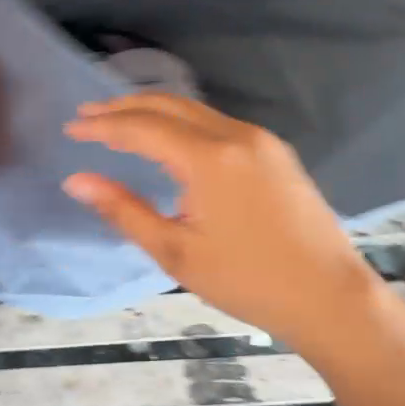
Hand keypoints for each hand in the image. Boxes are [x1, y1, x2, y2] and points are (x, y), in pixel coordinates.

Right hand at [63, 93, 380, 345]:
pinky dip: (179, 121)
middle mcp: (236, 136)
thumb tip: (77, 181)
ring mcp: (261, 142)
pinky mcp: (275, 153)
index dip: (102, 127)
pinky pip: (214, 122)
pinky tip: (165, 138)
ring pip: (193, 109)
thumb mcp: (175, 252)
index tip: (70, 130)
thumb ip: (123, 210)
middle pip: (167, 104)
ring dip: (151, 110)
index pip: (141, 127)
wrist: (334, 301)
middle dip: (122, 107)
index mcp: (209, 158)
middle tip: (86, 116)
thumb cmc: (249, 281)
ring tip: (117, 121)